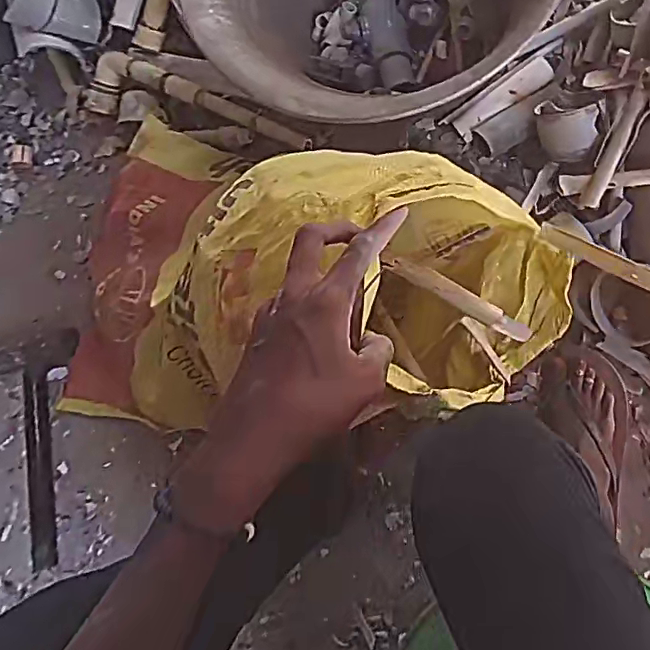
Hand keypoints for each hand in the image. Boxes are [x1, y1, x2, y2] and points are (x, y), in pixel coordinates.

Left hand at [174, 209, 408, 529]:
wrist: (251, 438)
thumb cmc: (314, 407)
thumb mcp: (366, 382)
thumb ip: (377, 350)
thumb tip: (370, 340)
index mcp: (325, 301)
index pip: (359, 252)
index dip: (382, 229)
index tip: (398, 212)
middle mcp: (294, 297)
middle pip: (310, 239)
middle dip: (337, 228)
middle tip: (359, 238)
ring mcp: (270, 313)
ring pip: (297, 274)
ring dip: (322, 274)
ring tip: (346, 313)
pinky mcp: (257, 333)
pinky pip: (287, 304)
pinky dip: (307, 305)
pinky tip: (318, 339)